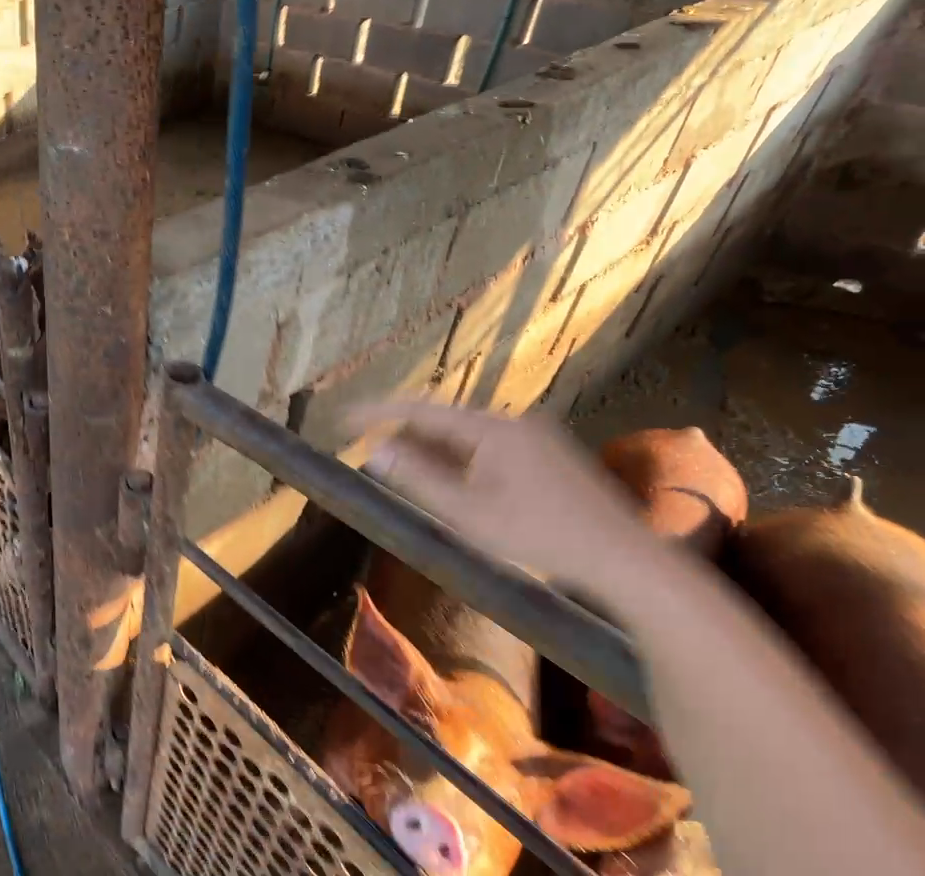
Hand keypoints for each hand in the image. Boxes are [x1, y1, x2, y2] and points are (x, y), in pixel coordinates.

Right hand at [345, 402, 649, 587]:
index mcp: (494, 429)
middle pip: (446, 420)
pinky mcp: (551, 458)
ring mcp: (538, 439)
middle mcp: (516, 423)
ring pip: (468, 435)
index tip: (344, 418)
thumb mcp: (467, 512)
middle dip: (405, 433)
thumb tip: (376, 451)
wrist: (627, 561)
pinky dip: (460, 457)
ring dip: (432, 448)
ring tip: (401, 465)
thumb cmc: (541, 537)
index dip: (379, 413)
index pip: (422, 410)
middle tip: (369, 446)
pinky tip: (450, 479)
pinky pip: (490, 446)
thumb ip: (418, 479)